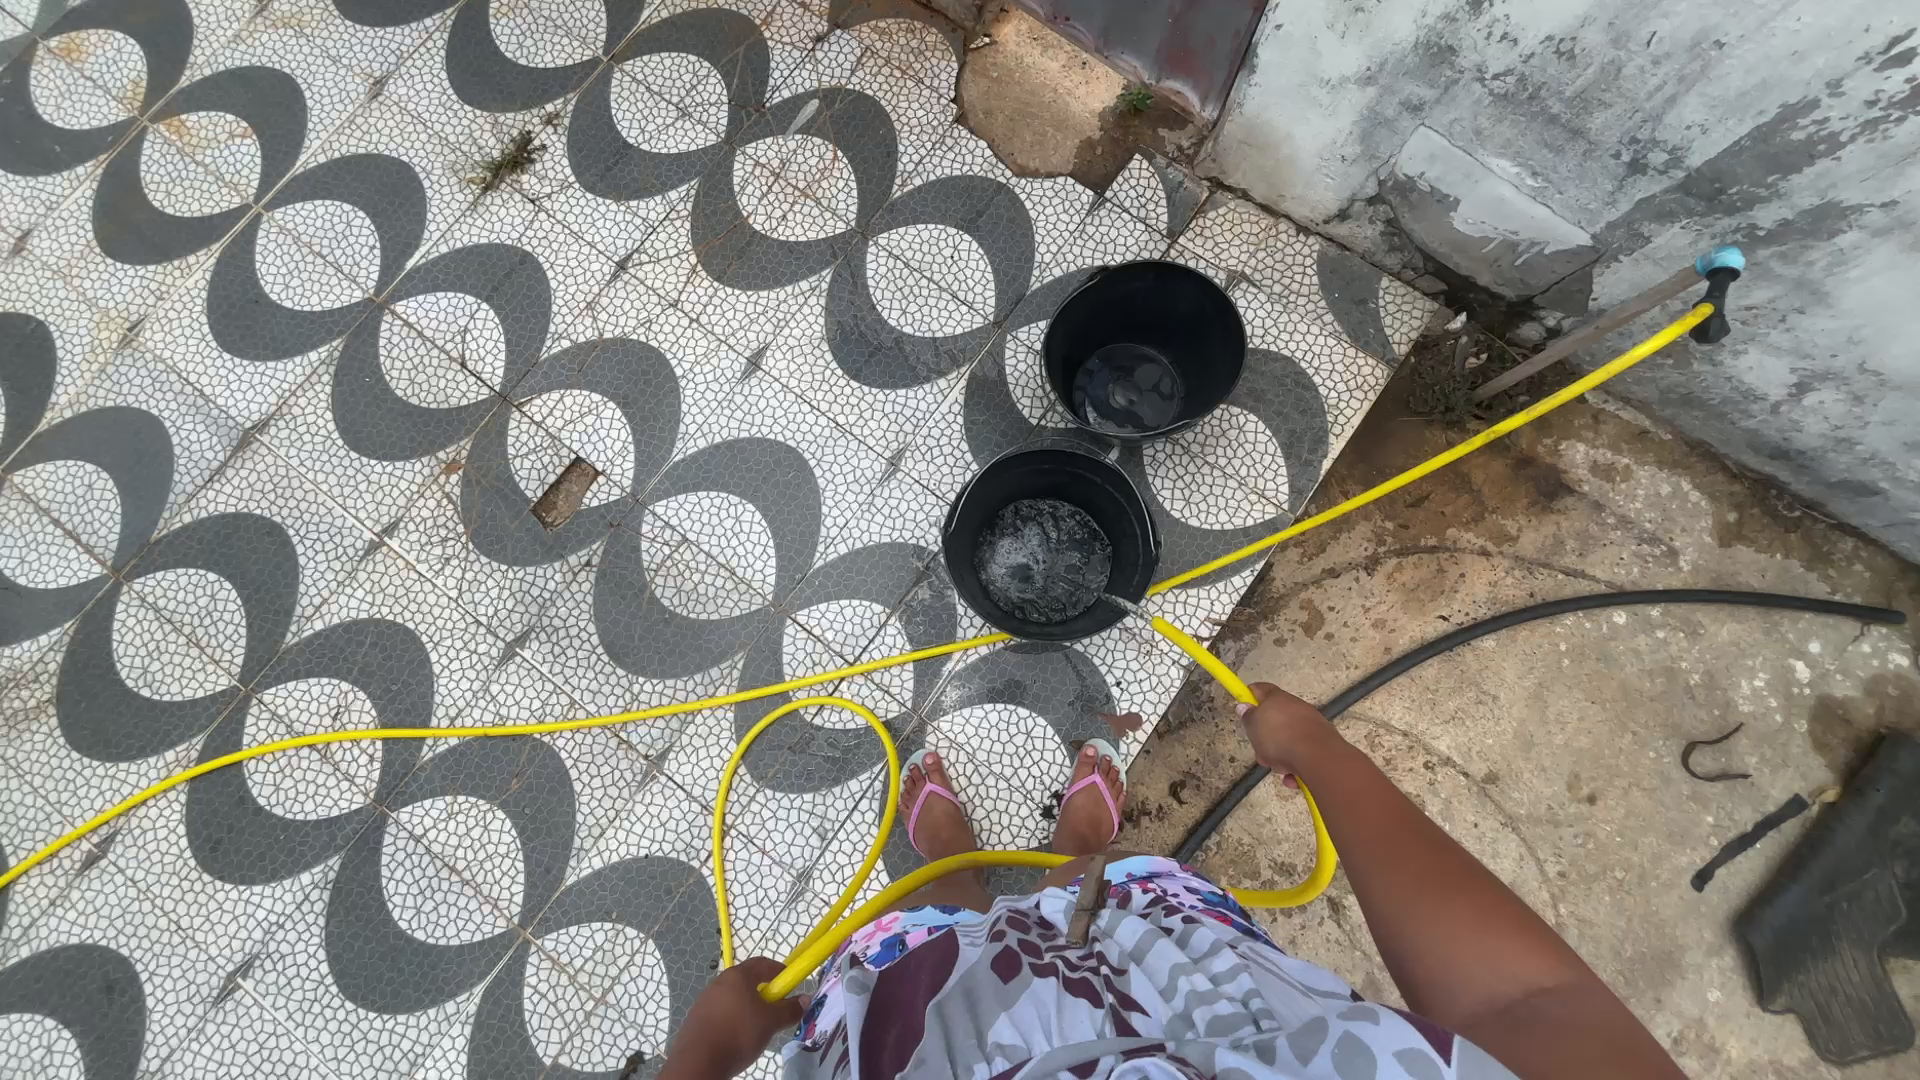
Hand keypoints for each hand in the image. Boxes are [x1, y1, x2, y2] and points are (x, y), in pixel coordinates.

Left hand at [664, 957, 806, 1078]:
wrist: (697, 1064)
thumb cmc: (738, 1034)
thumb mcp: (770, 1023)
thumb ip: (789, 1010)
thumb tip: (806, 1000)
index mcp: (738, 976)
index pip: (762, 963)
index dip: (778, 971)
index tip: (789, 984)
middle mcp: (719, 983)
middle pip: (746, 981)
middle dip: (763, 993)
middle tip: (774, 1010)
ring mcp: (704, 1002)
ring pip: (732, 999)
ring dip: (746, 1009)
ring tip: (755, 1029)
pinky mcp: (695, 1021)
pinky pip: (719, 1015)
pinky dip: (731, 1022)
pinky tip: (735, 1039)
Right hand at [1235, 682, 1335, 782]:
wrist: (1318, 757)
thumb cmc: (1279, 737)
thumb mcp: (1253, 726)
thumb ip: (1247, 717)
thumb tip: (1245, 707)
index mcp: (1277, 698)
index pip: (1261, 689)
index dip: (1250, 696)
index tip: (1244, 707)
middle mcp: (1296, 707)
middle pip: (1275, 719)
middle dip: (1266, 737)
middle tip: (1260, 748)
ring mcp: (1312, 725)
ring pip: (1289, 739)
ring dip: (1281, 755)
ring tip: (1279, 768)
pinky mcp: (1323, 744)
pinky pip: (1303, 754)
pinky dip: (1297, 766)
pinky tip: (1293, 778)